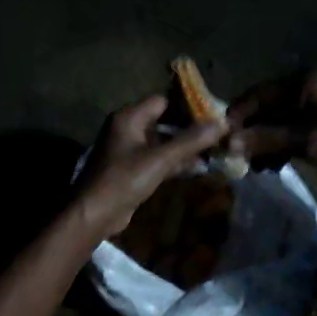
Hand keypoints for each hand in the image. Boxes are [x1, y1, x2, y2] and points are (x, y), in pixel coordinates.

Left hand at [69, 96, 227, 239]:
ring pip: (163, 142)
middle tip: (218, 132)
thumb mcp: (160, 159)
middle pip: (164, 121)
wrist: (94, 214)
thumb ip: (190, 141)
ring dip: (185, 147)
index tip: (213, 112)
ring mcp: (130, 150)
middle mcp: (128, 128)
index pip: (163, 101)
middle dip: (190, 128)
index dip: (188, 105)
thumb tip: (222, 123)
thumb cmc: (124, 180)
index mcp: (129, 117)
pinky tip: (199, 167)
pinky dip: (176, 161)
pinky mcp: (133, 169)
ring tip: (215, 149)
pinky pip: (158, 158)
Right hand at [227, 71, 316, 179]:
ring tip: (252, 167)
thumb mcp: (308, 143)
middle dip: (248, 132)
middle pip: (265, 108)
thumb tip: (228, 143)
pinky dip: (279, 145)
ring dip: (262, 141)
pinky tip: (272, 165)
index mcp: (302, 83)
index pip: (256, 95)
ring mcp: (316, 104)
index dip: (235, 117)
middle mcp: (306, 87)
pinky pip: (291, 130)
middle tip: (233, 158)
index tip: (218, 141)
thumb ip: (267, 139)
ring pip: (277, 121)